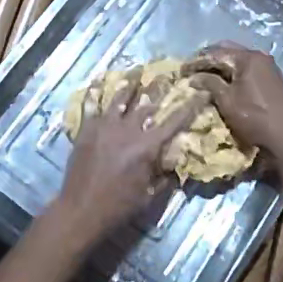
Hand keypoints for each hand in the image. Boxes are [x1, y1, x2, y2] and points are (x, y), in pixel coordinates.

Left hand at [52, 80, 206, 242]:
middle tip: (165, 76)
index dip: (190, 106)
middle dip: (158, 90)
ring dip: (129, 85)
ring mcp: (104, 127)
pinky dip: (96, 93)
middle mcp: (127, 130)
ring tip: (136, 72)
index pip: (174, 122)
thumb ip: (164, 178)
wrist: (81, 209)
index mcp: (147, 147)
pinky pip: (91, 105)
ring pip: (119, 99)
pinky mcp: (86, 129)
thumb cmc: (118, 207)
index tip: (201, 92)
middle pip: (146, 104)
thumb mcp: (148, 197)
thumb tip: (175, 166)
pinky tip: (99, 82)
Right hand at [187, 44, 282, 154]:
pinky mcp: (270, 80)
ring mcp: (267, 68)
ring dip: (221, 67)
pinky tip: (223, 83)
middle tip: (192, 70)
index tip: (182, 71)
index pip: (216, 52)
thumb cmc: (253, 116)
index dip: (197, 61)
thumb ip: (209, 83)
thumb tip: (193, 77)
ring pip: (238, 61)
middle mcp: (259, 57)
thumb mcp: (226, 100)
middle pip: (228, 51)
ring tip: (205, 77)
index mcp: (248, 57)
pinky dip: (233, 73)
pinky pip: (246, 70)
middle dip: (209, 59)